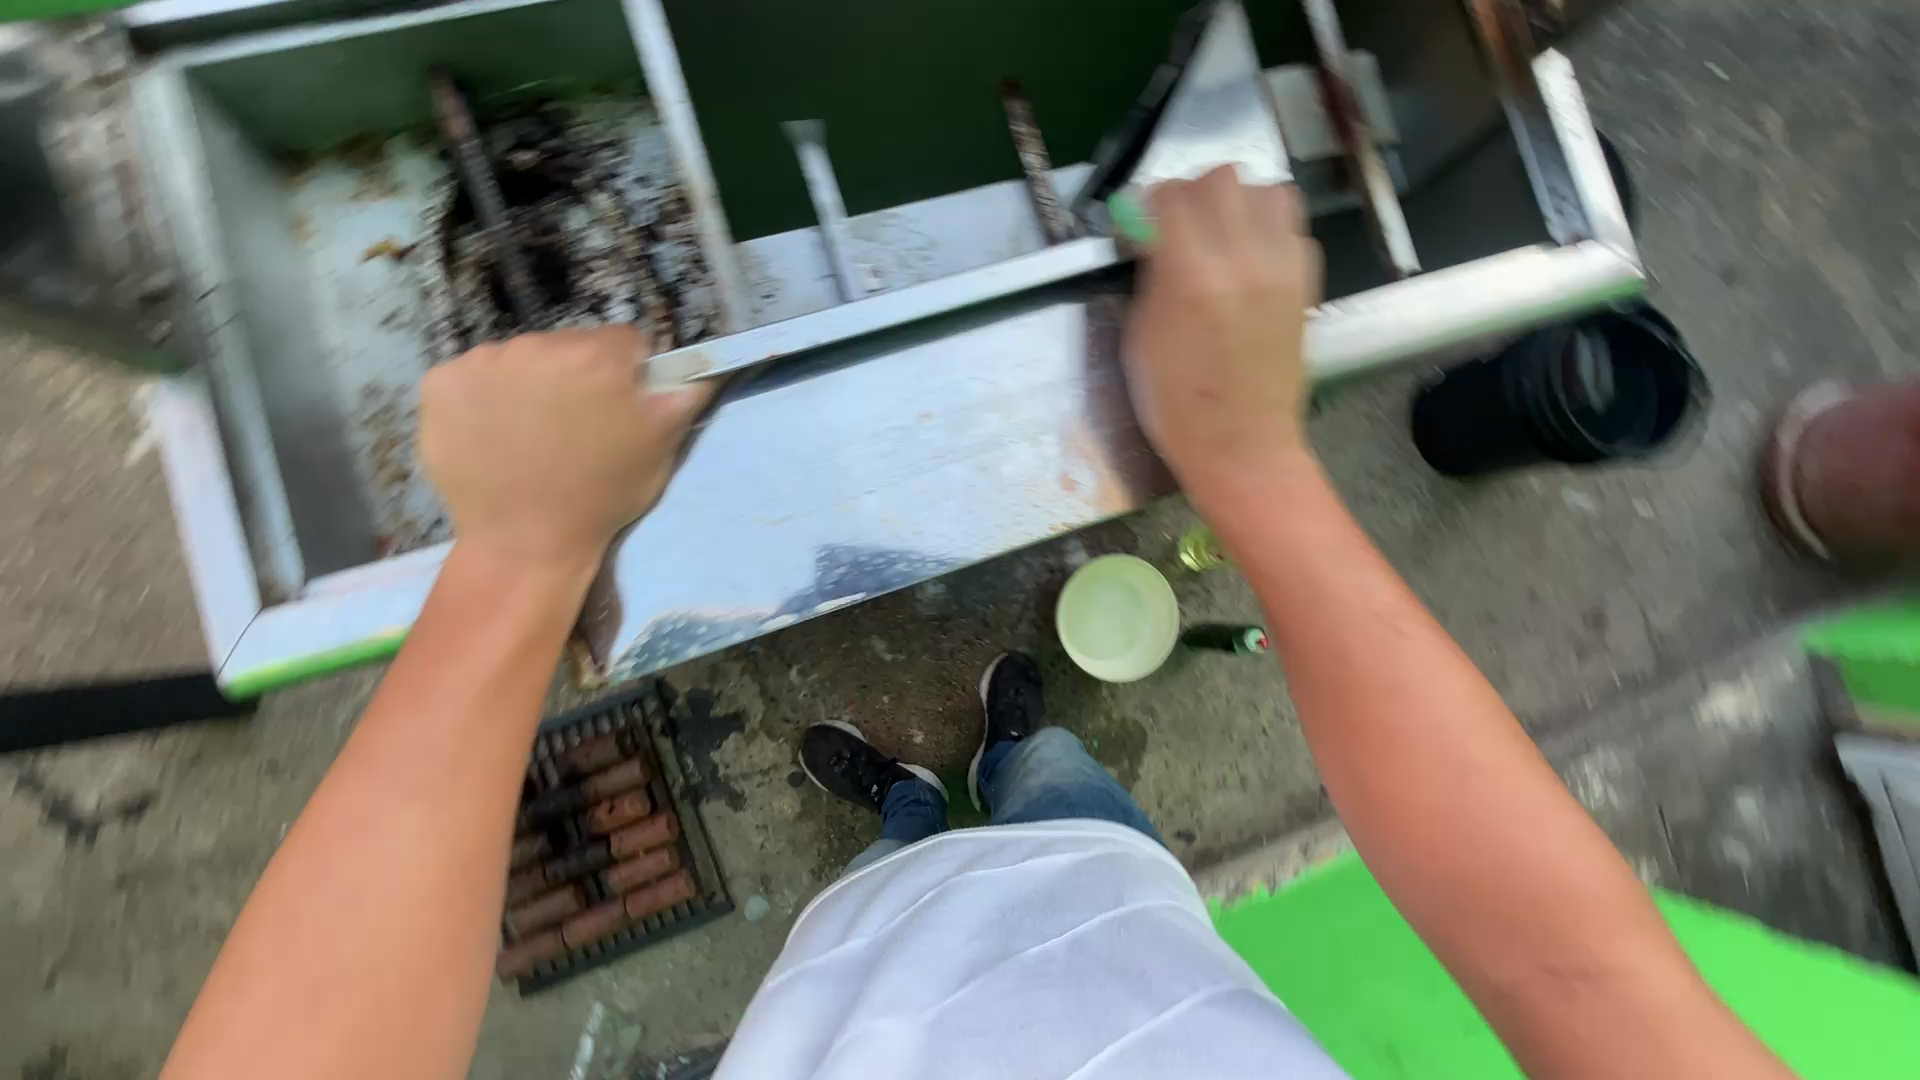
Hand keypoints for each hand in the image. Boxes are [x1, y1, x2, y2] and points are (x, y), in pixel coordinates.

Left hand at [419, 325, 713, 568]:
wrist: (526, 540)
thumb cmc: (603, 494)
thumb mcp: (661, 448)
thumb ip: (685, 395)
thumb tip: (703, 365)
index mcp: (598, 356)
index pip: (626, 343)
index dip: (630, 376)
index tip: (622, 410)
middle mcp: (537, 344)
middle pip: (571, 347)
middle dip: (579, 378)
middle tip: (580, 428)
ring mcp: (482, 362)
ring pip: (522, 360)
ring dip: (533, 385)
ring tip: (536, 435)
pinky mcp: (440, 384)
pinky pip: (475, 377)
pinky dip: (487, 398)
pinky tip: (497, 434)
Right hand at [1122, 167, 1322, 496]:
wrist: (1240, 444)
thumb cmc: (1174, 405)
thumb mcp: (1139, 339)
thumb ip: (1149, 278)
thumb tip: (1151, 242)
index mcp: (1190, 275)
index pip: (1167, 197)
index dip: (1143, 209)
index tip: (1135, 233)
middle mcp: (1242, 257)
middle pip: (1219, 179)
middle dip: (1188, 197)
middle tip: (1174, 230)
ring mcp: (1282, 265)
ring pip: (1265, 189)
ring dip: (1235, 203)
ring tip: (1218, 236)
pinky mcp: (1305, 280)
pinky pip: (1290, 224)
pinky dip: (1266, 228)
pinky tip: (1248, 259)